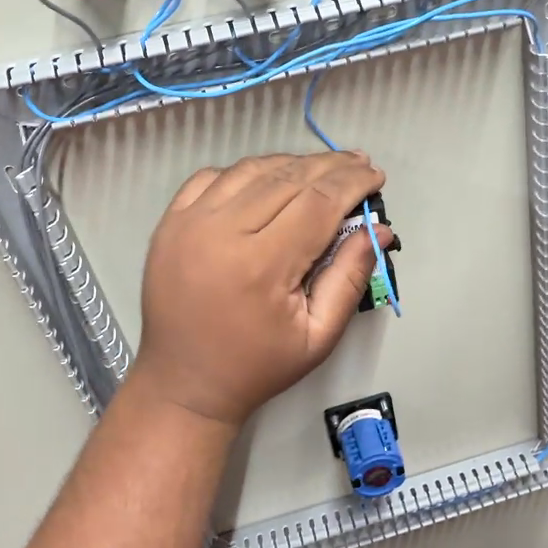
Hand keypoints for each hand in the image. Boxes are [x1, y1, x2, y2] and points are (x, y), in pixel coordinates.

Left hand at [125, 151, 389, 427]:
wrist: (185, 384)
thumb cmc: (257, 367)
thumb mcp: (319, 336)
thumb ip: (350, 278)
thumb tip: (378, 228)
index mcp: (261, 265)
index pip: (318, 202)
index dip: (352, 183)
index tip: (376, 176)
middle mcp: (221, 233)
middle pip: (288, 177)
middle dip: (331, 166)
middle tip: (360, 163)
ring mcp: (188, 223)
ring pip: (252, 170)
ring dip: (292, 163)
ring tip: (323, 168)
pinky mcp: (169, 223)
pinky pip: (212, 177)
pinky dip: (247, 172)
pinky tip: (270, 180)